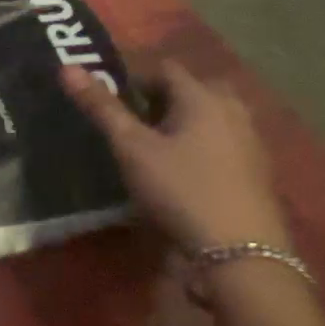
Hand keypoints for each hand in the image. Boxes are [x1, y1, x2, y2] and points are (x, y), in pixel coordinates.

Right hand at [61, 62, 289, 251]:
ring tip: (157, 142)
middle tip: (138, 116)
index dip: (136, 76)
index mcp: (203, 99)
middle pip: (197, 88)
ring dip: (187, 120)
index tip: (113, 98)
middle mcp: (233, 114)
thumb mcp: (131, 147)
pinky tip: (184, 168)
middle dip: (168, 95)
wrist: (242, 258)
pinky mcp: (258, 176)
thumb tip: (67, 66)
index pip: (166, 68)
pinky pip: (226, 142)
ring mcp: (251, 146)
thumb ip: (101, 106)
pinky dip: (205, 144)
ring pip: (215, 116)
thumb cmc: (181, 189)